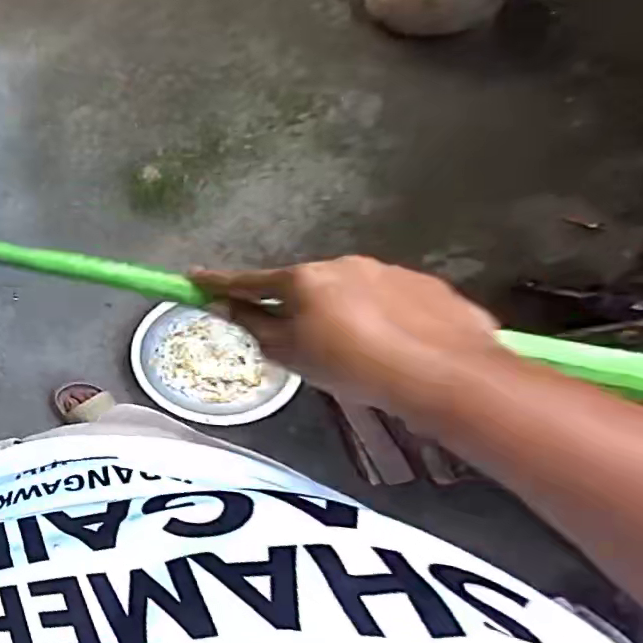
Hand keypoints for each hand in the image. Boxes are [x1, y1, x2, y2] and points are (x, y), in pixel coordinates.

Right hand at [191, 256, 505, 415]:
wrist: (449, 377)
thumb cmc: (350, 364)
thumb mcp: (286, 350)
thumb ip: (251, 324)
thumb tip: (225, 306)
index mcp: (303, 278)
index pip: (247, 280)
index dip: (216, 282)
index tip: (193, 277)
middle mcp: (345, 264)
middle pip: (301, 283)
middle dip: (289, 302)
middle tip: (288, 332)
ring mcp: (392, 272)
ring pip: (346, 290)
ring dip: (335, 309)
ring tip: (346, 344)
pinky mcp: (431, 288)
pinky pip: (386, 299)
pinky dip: (376, 316)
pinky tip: (386, 344)